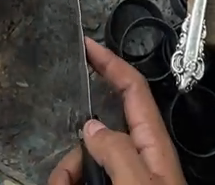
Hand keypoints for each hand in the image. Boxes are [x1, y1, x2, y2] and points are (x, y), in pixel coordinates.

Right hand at [48, 40, 185, 184]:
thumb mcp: (137, 183)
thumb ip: (117, 150)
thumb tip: (91, 126)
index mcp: (153, 143)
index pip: (133, 87)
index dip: (111, 62)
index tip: (87, 44)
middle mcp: (141, 156)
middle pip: (98, 133)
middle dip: (74, 153)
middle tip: (60, 180)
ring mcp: (129, 176)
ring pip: (88, 161)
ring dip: (68, 175)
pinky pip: (86, 179)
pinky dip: (72, 183)